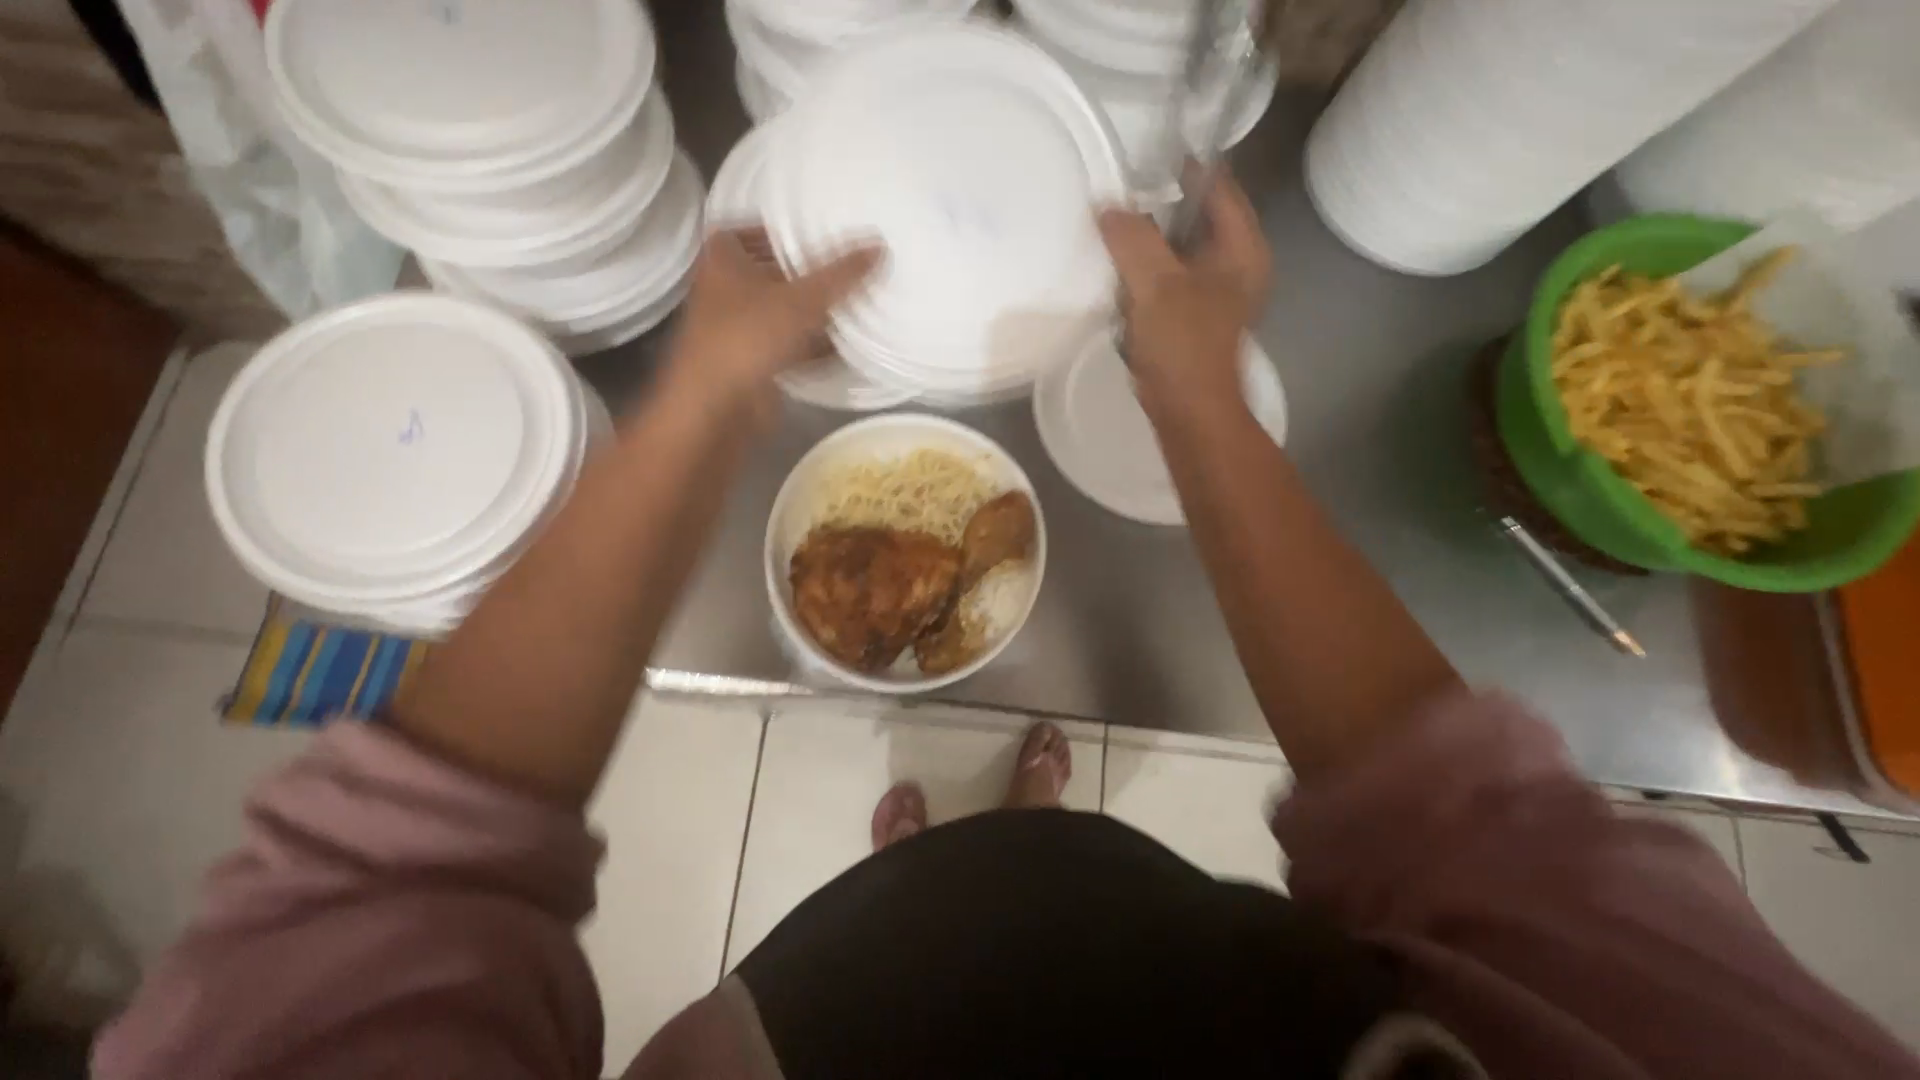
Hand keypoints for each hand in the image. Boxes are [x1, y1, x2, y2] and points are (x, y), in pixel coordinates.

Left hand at [661, 227, 883, 413]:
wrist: (716, 408)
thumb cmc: (748, 337)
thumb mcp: (801, 299)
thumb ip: (840, 274)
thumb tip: (879, 246)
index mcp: (722, 260)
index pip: (746, 230)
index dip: (777, 231)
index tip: (813, 234)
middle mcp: (724, 291)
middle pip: (769, 273)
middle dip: (804, 274)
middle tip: (844, 269)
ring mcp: (736, 330)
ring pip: (780, 312)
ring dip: (811, 313)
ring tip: (852, 304)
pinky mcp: (751, 364)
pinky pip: (787, 346)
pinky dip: (811, 346)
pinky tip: (843, 347)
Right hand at [1098, 171, 1271, 416]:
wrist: (1188, 412)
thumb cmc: (1183, 345)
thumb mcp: (1156, 283)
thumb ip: (1132, 237)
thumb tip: (1108, 206)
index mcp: (1243, 249)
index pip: (1219, 187)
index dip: (1185, 168)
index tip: (1144, 159)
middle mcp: (1237, 266)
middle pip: (1196, 219)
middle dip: (1158, 211)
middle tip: (1120, 198)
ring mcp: (1216, 294)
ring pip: (1178, 252)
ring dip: (1148, 247)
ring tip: (1115, 236)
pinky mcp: (1194, 318)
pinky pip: (1167, 282)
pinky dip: (1146, 277)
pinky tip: (1122, 282)